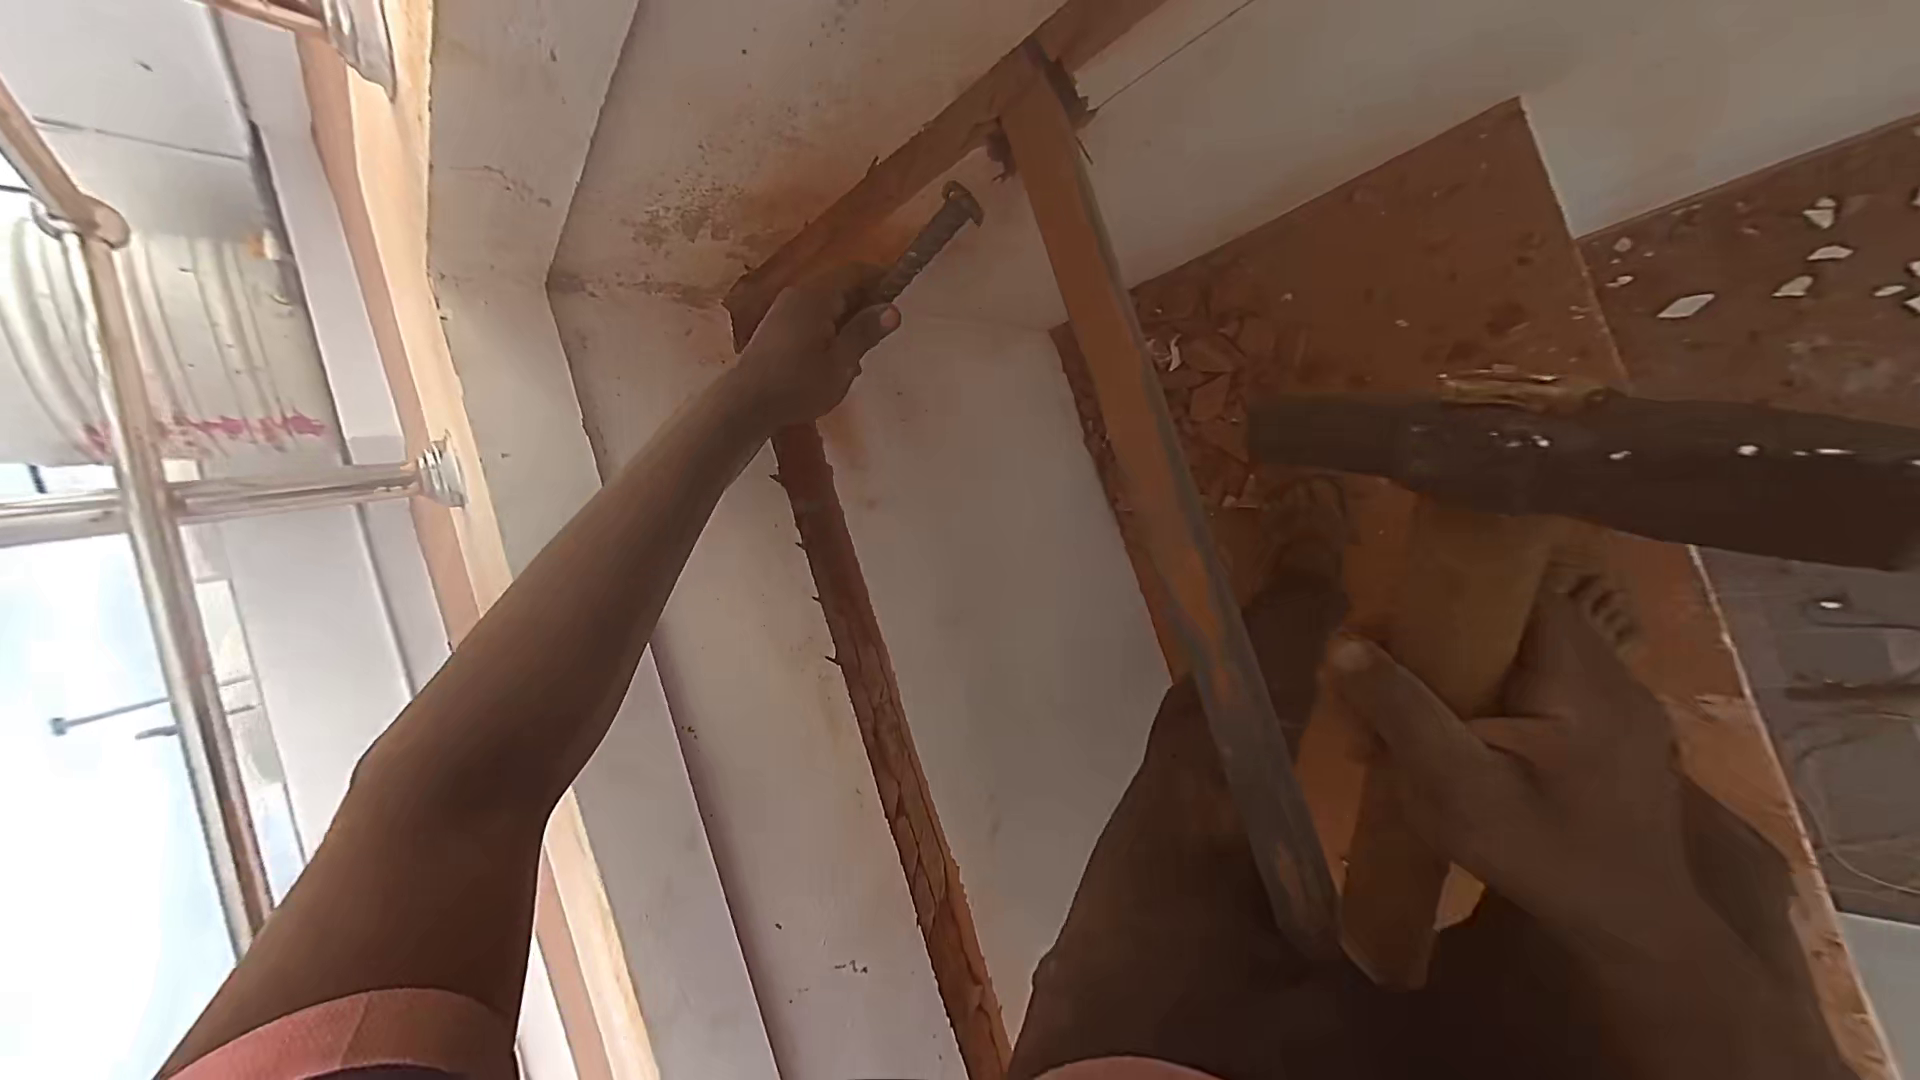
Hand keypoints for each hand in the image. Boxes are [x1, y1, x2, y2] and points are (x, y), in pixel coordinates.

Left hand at [731, 264, 900, 427]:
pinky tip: (833, 360)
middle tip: (880, 336)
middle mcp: (799, 294)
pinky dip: (829, 330)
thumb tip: (893, 309)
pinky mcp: (776, 326)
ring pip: (826, 305)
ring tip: (858, 355)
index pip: (856, 272)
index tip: (900, 297)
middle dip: (864, 305)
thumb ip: (865, 332)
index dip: (881, 279)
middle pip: (841, 287)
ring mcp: (784, 309)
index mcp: (816, 296)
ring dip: (847, 322)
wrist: (747, 403)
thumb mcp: (840, 363)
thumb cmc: (799, 385)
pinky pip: (811, 317)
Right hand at [1325, 591, 1695, 942]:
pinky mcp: (1597, 734)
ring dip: (1441, 675)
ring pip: (1508, 656)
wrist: (1631, 937)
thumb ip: (1401, 710)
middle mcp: (1607, 682)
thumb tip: (1342, 644)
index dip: (1449, 596)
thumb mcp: (1455, 787)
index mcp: (1584, 684)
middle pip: (1505, 623)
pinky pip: (1521, 688)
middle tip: (1369, 680)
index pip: (1520, 594)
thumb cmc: (1542, 858)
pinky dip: (1469, 699)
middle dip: (1427, 643)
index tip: (1388, 629)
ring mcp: (1608, 708)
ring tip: (1388, 720)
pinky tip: (1436, 739)